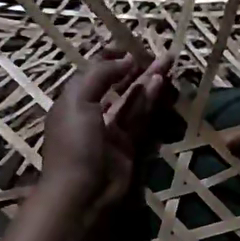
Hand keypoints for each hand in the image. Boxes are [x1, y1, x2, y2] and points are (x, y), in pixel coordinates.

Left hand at [38, 48, 173, 213]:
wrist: (81, 193)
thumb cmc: (74, 144)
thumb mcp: (78, 101)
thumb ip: (100, 75)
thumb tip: (125, 59)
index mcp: (72, 101)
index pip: (94, 73)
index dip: (111, 59)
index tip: (131, 47)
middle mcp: (91, 114)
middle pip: (116, 85)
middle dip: (136, 69)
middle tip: (160, 53)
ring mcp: (111, 132)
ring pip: (132, 100)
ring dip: (148, 81)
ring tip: (167, 62)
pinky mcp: (128, 146)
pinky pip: (140, 118)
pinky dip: (150, 101)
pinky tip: (160, 84)